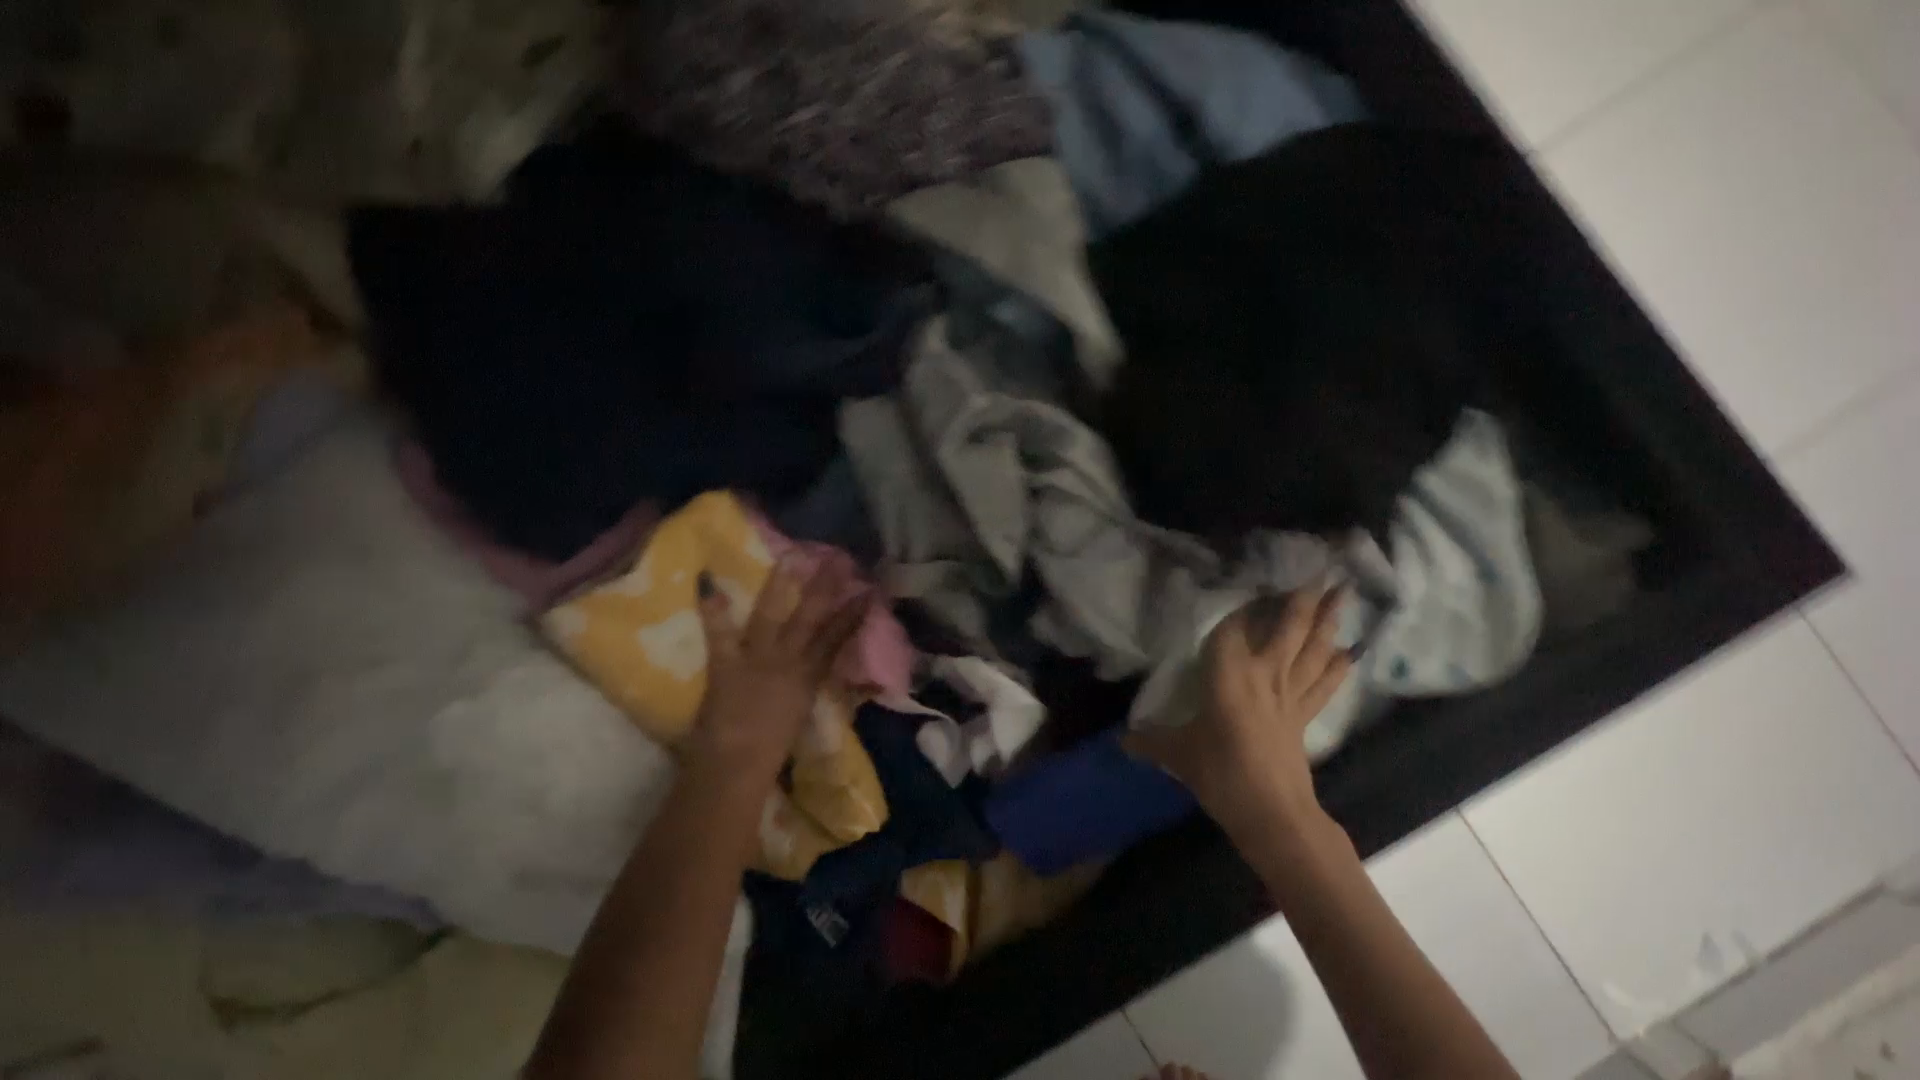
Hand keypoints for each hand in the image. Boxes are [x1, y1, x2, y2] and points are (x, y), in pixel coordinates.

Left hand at [685, 558, 870, 793]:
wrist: (738, 768)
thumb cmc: (770, 754)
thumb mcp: (798, 720)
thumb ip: (804, 693)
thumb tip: (811, 675)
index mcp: (808, 680)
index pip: (835, 640)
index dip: (852, 615)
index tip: (867, 591)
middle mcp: (787, 662)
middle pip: (811, 618)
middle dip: (825, 587)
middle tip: (838, 558)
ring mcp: (757, 660)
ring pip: (772, 616)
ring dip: (781, 585)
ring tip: (790, 556)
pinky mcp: (726, 666)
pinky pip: (720, 635)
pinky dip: (714, 612)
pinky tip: (709, 584)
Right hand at [1125, 584, 1352, 839]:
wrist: (1271, 813)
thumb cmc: (1220, 774)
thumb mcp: (1177, 755)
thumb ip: (1150, 742)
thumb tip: (1122, 740)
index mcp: (1228, 674)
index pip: (1233, 626)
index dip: (1241, 601)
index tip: (1249, 574)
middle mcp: (1263, 674)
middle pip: (1287, 627)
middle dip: (1302, 597)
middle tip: (1322, 566)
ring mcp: (1289, 695)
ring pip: (1313, 648)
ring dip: (1328, 620)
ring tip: (1342, 591)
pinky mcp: (1304, 717)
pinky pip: (1323, 684)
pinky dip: (1336, 667)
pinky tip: (1350, 650)